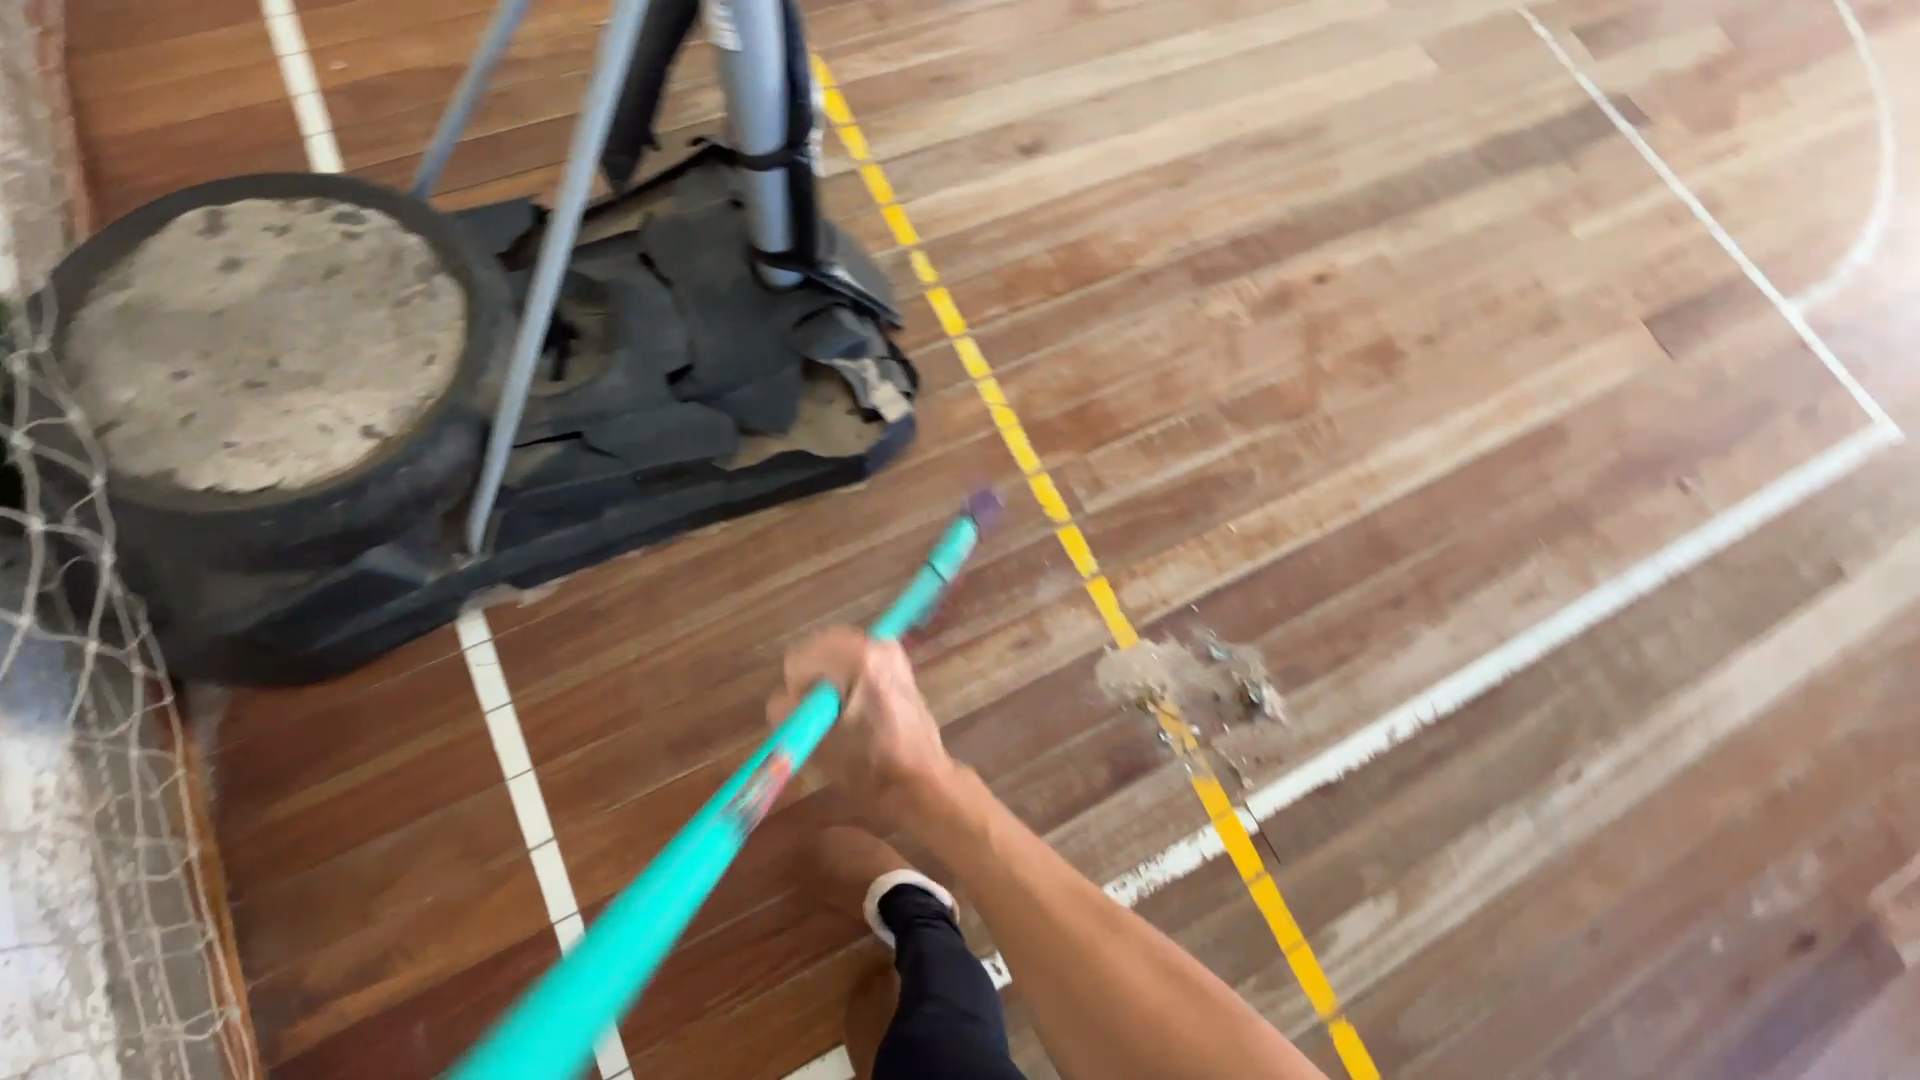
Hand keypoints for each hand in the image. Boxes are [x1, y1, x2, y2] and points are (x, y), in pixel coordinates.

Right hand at [768, 626, 955, 819]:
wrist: (919, 778)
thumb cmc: (868, 765)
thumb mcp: (815, 742)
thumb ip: (785, 710)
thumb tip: (786, 696)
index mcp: (857, 658)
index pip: (797, 661)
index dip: (797, 692)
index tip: (814, 717)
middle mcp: (876, 643)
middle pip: (817, 649)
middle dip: (813, 680)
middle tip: (826, 714)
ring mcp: (890, 649)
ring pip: (834, 652)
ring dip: (829, 678)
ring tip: (844, 713)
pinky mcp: (896, 660)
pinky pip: (854, 658)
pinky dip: (846, 676)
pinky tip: (857, 706)